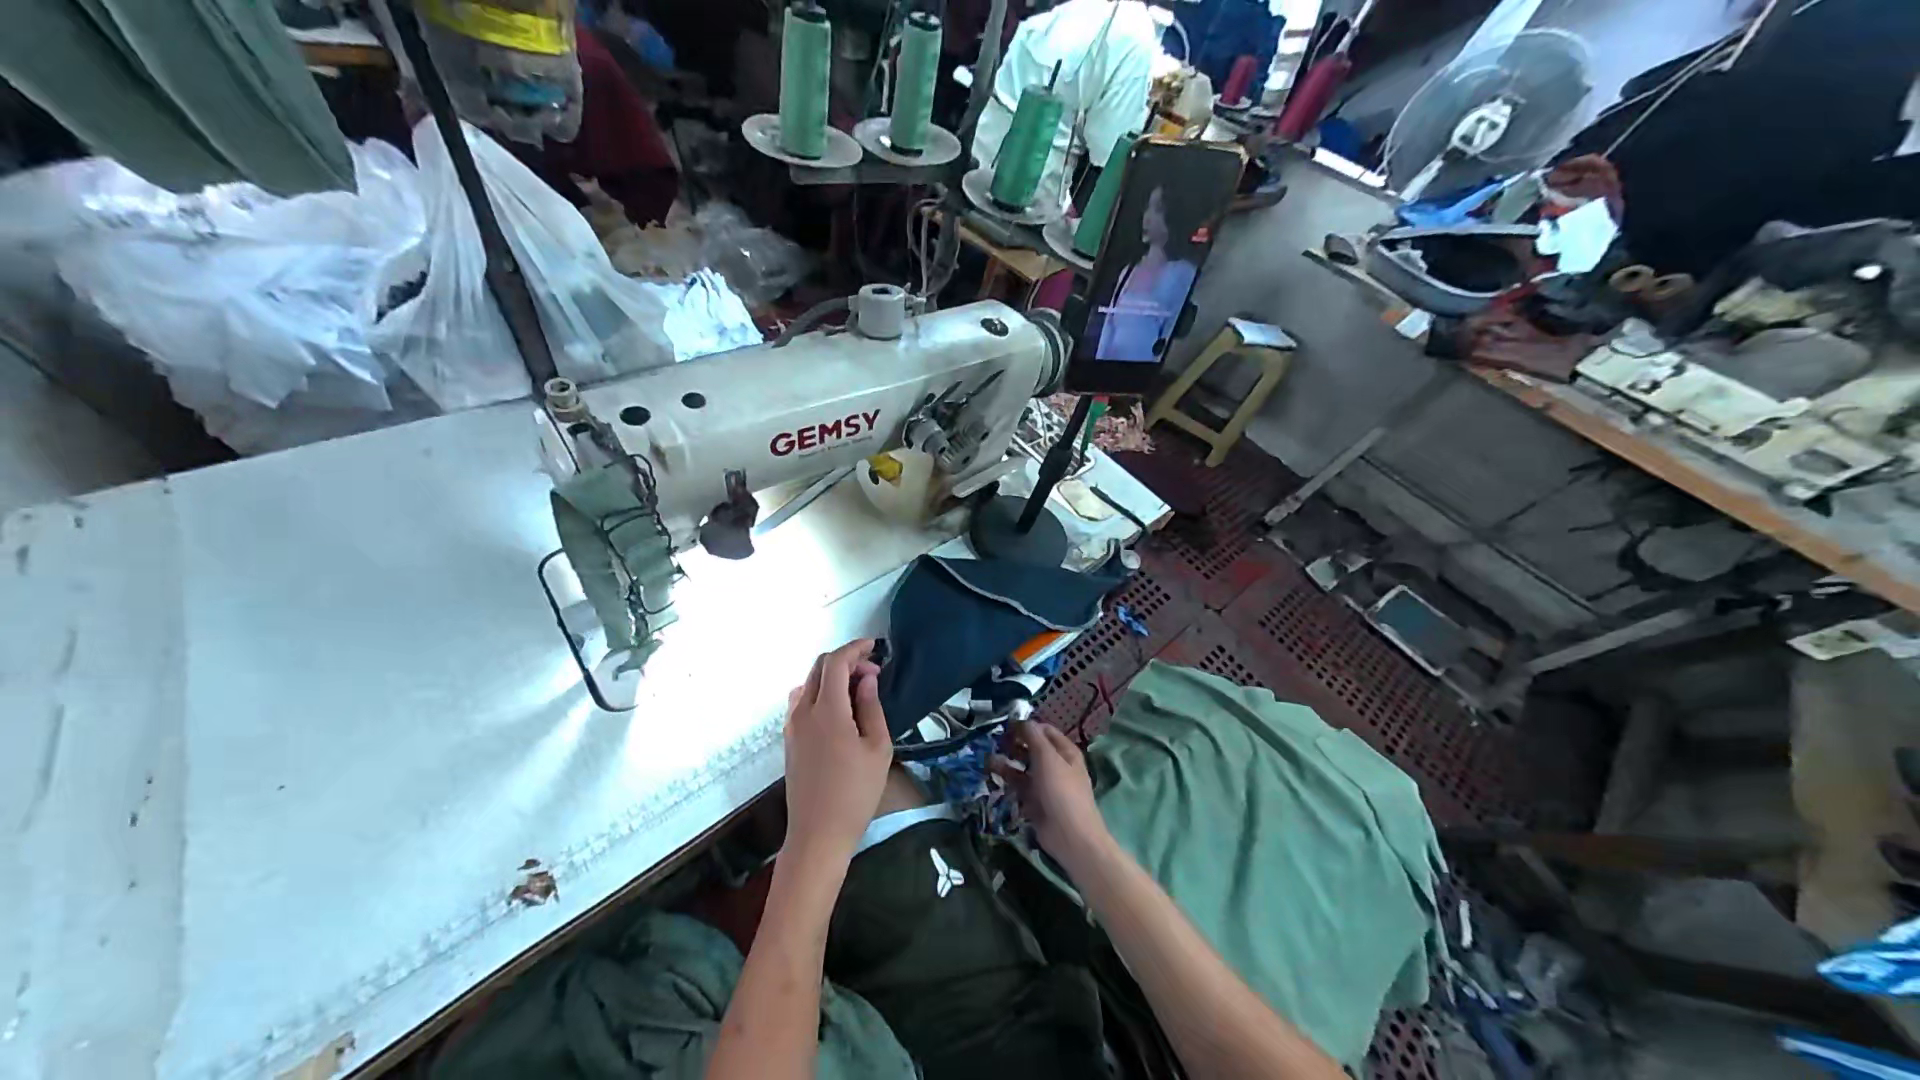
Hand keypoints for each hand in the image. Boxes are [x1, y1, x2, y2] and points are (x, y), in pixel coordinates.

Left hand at [782, 639, 891, 863]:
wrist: (818, 834)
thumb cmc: (855, 793)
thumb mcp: (877, 748)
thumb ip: (871, 707)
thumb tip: (866, 680)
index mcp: (826, 711)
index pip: (835, 663)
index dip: (855, 648)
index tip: (875, 647)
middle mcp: (802, 712)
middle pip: (818, 668)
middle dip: (845, 661)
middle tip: (872, 672)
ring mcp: (791, 726)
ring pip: (808, 684)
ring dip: (831, 677)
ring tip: (857, 690)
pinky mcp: (789, 740)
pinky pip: (801, 702)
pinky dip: (820, 692)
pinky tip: (839, 709)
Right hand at [993, 721, 1112, 868]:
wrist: (1070, 835)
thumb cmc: (1061, 791)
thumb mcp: (1048, 758)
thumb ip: (1034, 737)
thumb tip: (1024, 720)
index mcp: (1065, 752)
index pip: (1044, 731)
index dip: (1026, 726)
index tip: (1005, 725)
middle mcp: (1056, 765)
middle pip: (1032, 748)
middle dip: (1014, 743)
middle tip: (994, 741)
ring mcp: (1045, 784)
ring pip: (1023, 767)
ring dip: (1007, 762)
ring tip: (988, 758)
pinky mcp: (1035, 801)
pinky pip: (1019, 785)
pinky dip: (1007, 779)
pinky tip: (992, 775)